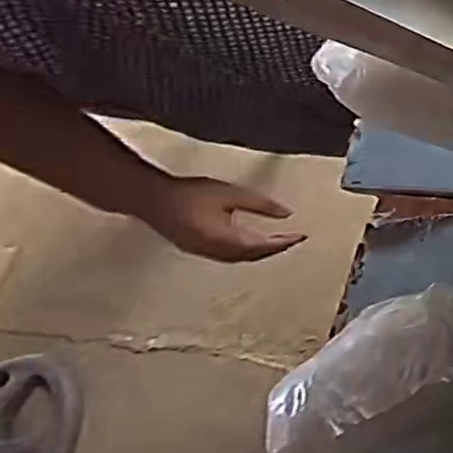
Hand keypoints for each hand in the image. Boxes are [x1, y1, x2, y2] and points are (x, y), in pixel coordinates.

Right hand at [134, 176, 306, 261]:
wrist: (151, 198)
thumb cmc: (192, 194)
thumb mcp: (232, 195)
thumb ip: (261, 205)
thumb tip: (287, 214)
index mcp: (223, 240)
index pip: (261, 246)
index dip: (283, 243)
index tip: (301, 236)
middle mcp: (212, 251)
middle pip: (251, 256)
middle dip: (274, 250)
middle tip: (294, 239)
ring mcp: (201, 252)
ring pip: (239, 258)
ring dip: (260, 252)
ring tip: (279, 241)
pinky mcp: (195, 248)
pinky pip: (227, 256)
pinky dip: (246, 252)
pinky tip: (253, 243)